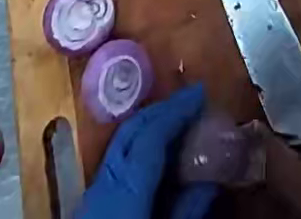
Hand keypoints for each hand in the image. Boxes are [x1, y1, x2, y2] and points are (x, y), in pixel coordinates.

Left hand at [77, 84, 218, 218]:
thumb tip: (210, 178)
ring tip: (179, 124)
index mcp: (124, 190)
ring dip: (150, 128)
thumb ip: (187, 212)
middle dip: (162, 112)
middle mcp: (103, 183)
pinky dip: (139, 151)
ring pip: (121, 145)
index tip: (200, 93)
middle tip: (192, 104)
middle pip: (131, 132)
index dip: (176, 110)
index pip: (151, 135)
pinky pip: (115, 164)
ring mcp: (92, 195)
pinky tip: (158, 159)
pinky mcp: (89, 208)